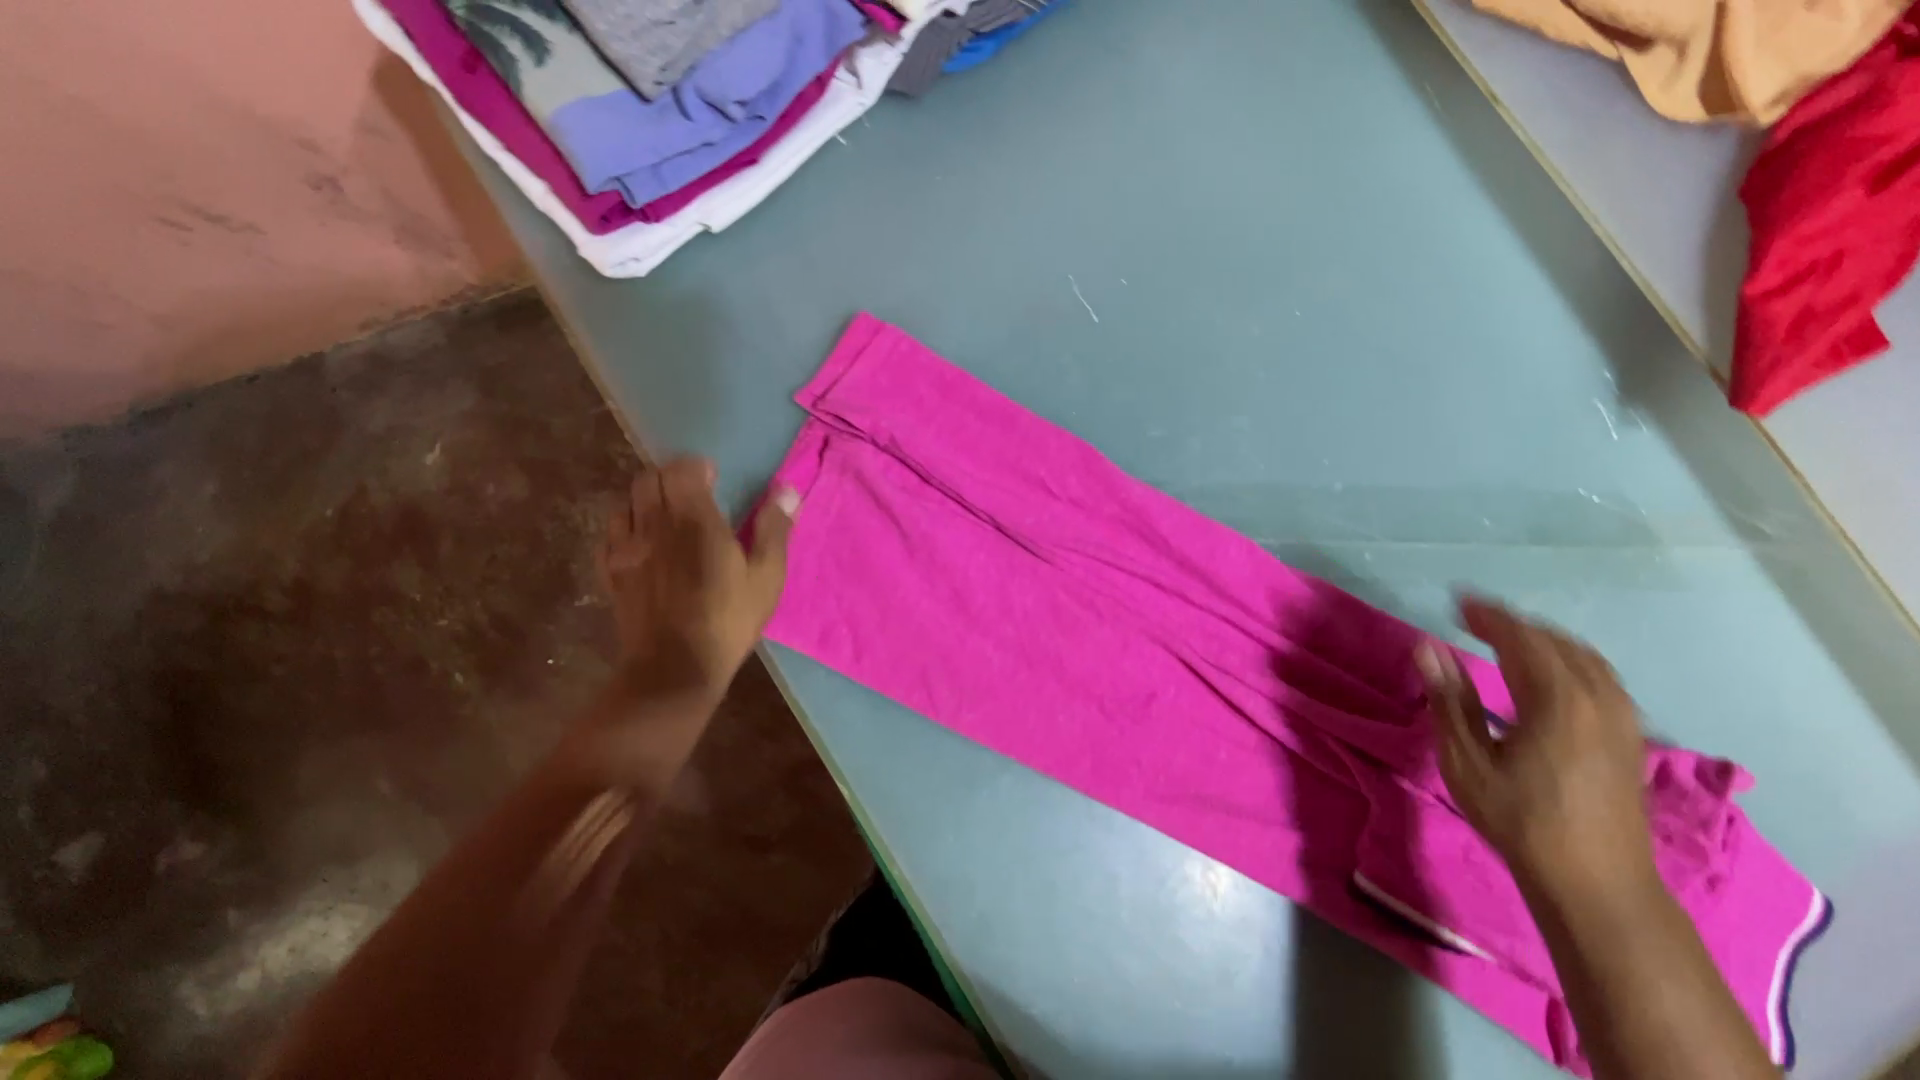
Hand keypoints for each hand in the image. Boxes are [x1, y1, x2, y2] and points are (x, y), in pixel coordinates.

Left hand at [599, 457, 796, 693]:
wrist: (674, 669)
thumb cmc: (728, 621)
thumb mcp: (766, 577)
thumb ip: (774, 530)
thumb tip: (787, 491)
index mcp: (694, 520)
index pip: (682, 469)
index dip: (696, 467)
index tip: (713, 477)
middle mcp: (654, 525)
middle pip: (649, 479)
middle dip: (669, 477)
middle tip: (691, 493)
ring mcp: (626, 549)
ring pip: (624, 502)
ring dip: (644, 499)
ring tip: (664, 514)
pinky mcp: (610, 573)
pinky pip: (609, 534)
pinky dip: (624, 527)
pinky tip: (640, 542)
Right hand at [1416, 596, 1657, 902]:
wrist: (1596, 881)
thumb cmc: (1521, 820)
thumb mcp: (1468, 762)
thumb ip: (1449, 700)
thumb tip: (1427, 649)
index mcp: (1557, 698)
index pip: (1520, 637)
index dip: (1486, 616)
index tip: (1455, 604)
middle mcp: (1598, 696)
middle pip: (1554, 641)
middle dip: (1512, 624)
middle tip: (1473, 620)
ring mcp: (1623, 715)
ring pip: (1583, 656)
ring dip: (1543, 640)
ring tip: (1507, 641)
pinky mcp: (1631, 734)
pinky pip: (1600, 675)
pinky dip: (1568, 660)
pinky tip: (1550, 676)